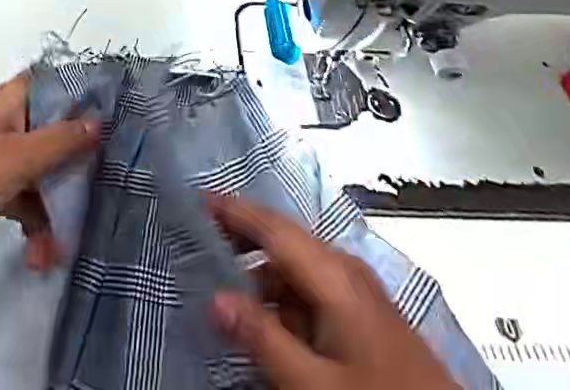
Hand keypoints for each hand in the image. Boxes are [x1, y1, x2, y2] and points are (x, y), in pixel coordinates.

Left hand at [0, 74, 97, 278]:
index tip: (115, 115)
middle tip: (106, 181)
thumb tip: (99, 121)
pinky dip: (36, 224)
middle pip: (53, 131)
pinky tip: (41, 255)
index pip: (52, 83)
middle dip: (76, 162)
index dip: (81, 95)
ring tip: (64, 243)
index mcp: (8, 102)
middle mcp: (5, 124)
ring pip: (42, 171)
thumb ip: (62, 140)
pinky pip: (27, 199)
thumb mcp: (19, 157)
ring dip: (56, 206)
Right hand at [209, 197, 458, 389]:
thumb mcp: (314, 383)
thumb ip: (263, 338)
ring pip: (299, 267)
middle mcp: (347, 271)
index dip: (234, 210)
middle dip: (243, 237)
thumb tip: (216, 298)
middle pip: (285, 240)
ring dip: (263, 272)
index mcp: (334, 275)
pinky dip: (285, 294)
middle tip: (203, 238)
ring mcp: (361, 292)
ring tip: (228, 288)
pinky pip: (314, 289)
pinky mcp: (368, 315)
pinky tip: (271, 319)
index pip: (273, 227)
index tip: (201, 198)